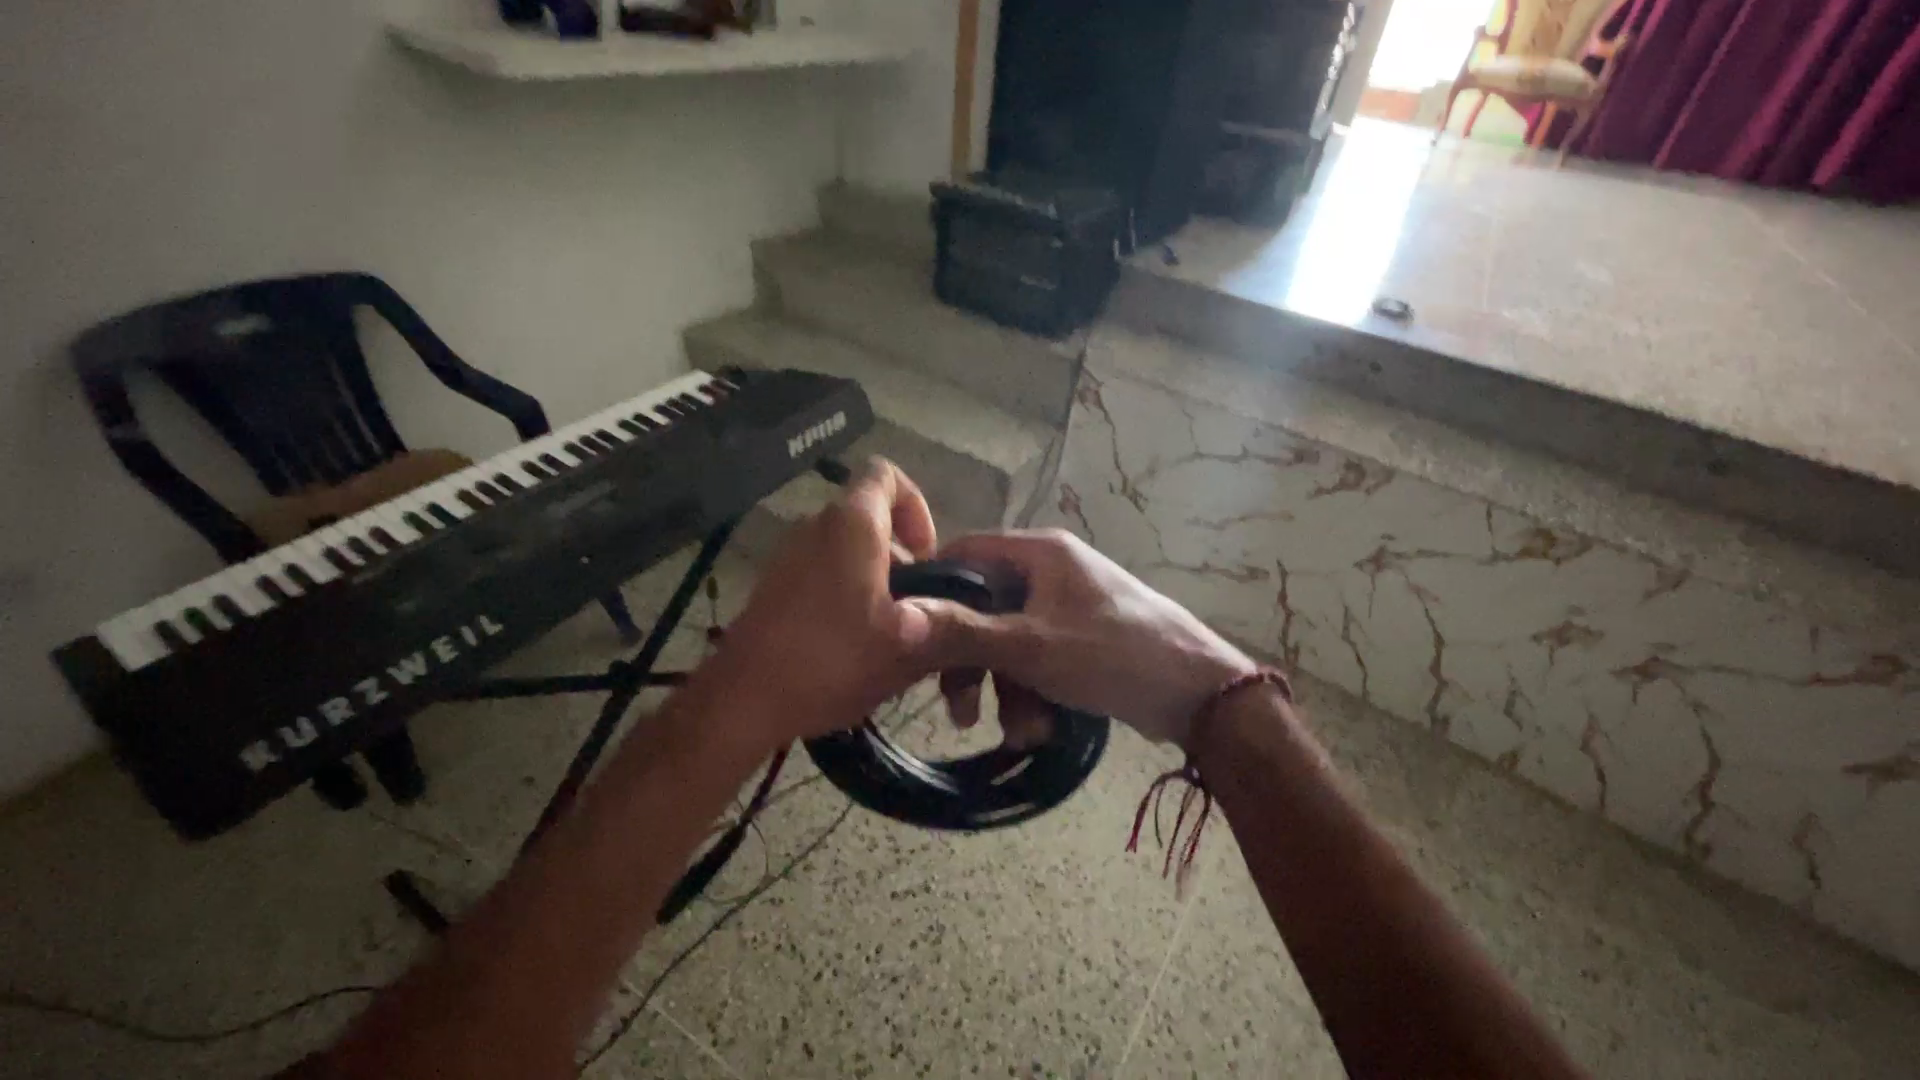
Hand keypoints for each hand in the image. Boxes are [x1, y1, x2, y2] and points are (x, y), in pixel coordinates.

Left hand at [697, 458, 947, 748]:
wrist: (745, 700)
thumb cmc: (833, 660)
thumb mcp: (907, 646)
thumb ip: (950, 624)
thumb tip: (973, 620)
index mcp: (852, 523)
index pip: (887, 474)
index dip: (916, 505)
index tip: (928, 557)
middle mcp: (816, 526)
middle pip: (871, 520)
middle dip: (902, 560)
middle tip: (918, 610)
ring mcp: (789, 556)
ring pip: (847, 552)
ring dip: (876, 583)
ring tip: (891, 637)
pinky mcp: (774, 587)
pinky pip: (822, 575)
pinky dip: (846, 597)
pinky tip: (855, 649)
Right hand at [908, 529, 1257, 749]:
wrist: (1202, 694)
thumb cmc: (1111, 655)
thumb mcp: (1028, 646)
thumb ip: (960, 632)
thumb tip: (894, 617)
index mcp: (1038, 552)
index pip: (963, 554)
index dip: (931, 590)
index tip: (904, 635)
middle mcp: (1050, 570)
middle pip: (983, 608)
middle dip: (971, 663)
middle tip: (958, 711)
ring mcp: (1068, 605)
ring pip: (1009, 642)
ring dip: (1005, 689)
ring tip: (1019, 733)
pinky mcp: (1082, 638)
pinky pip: (1037, 659)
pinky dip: (1032, 692)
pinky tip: (1039, 730)